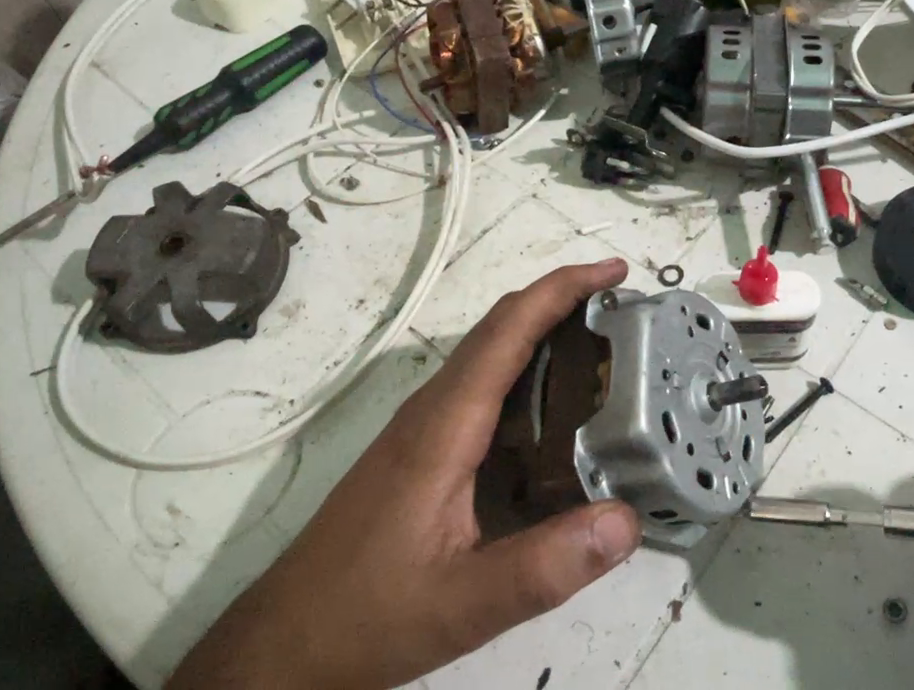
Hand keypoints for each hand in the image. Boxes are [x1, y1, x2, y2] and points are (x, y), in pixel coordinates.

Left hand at [168, 259, 641, 689]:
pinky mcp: (421, 452)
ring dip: (545, 334)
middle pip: (500, 329)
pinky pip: (482, 389)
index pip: (508, 330)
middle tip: (626, 310)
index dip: (563, 289)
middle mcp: (433, 411)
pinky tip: (557, 413)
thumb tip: (628, 519)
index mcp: (444, 425)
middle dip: (563, 301)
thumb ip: (545, 567)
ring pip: (489, 356)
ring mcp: (423, 429)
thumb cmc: (367, 614)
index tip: (614, 270)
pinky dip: (527, 374)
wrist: (285, 643)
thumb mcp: (463, 604)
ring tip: (606, 350)